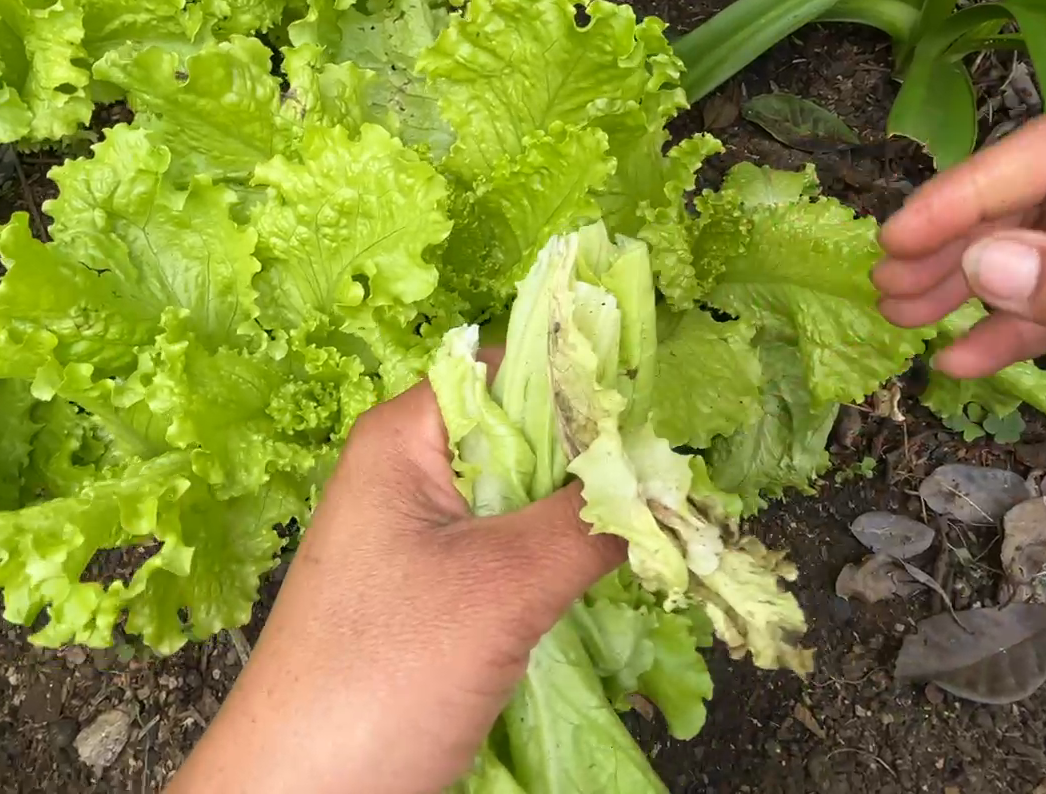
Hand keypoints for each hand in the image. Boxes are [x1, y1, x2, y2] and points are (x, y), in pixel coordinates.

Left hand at [168, 377, 624, 793]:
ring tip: (648, 523)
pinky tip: (602, 573)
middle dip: (586, 458)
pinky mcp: (430, 586)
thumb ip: (586, 521)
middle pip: (515, 436)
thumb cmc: (384, 671)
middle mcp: (407, 469)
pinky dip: (553, 556)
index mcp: (403, 436)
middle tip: (661, 480)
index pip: (503, 374)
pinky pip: (504, 548)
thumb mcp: (500, 585)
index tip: (647, 415)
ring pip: (515, 498)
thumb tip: (660, 479)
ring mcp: (417, 531)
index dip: (573, 385)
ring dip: (574, 512)